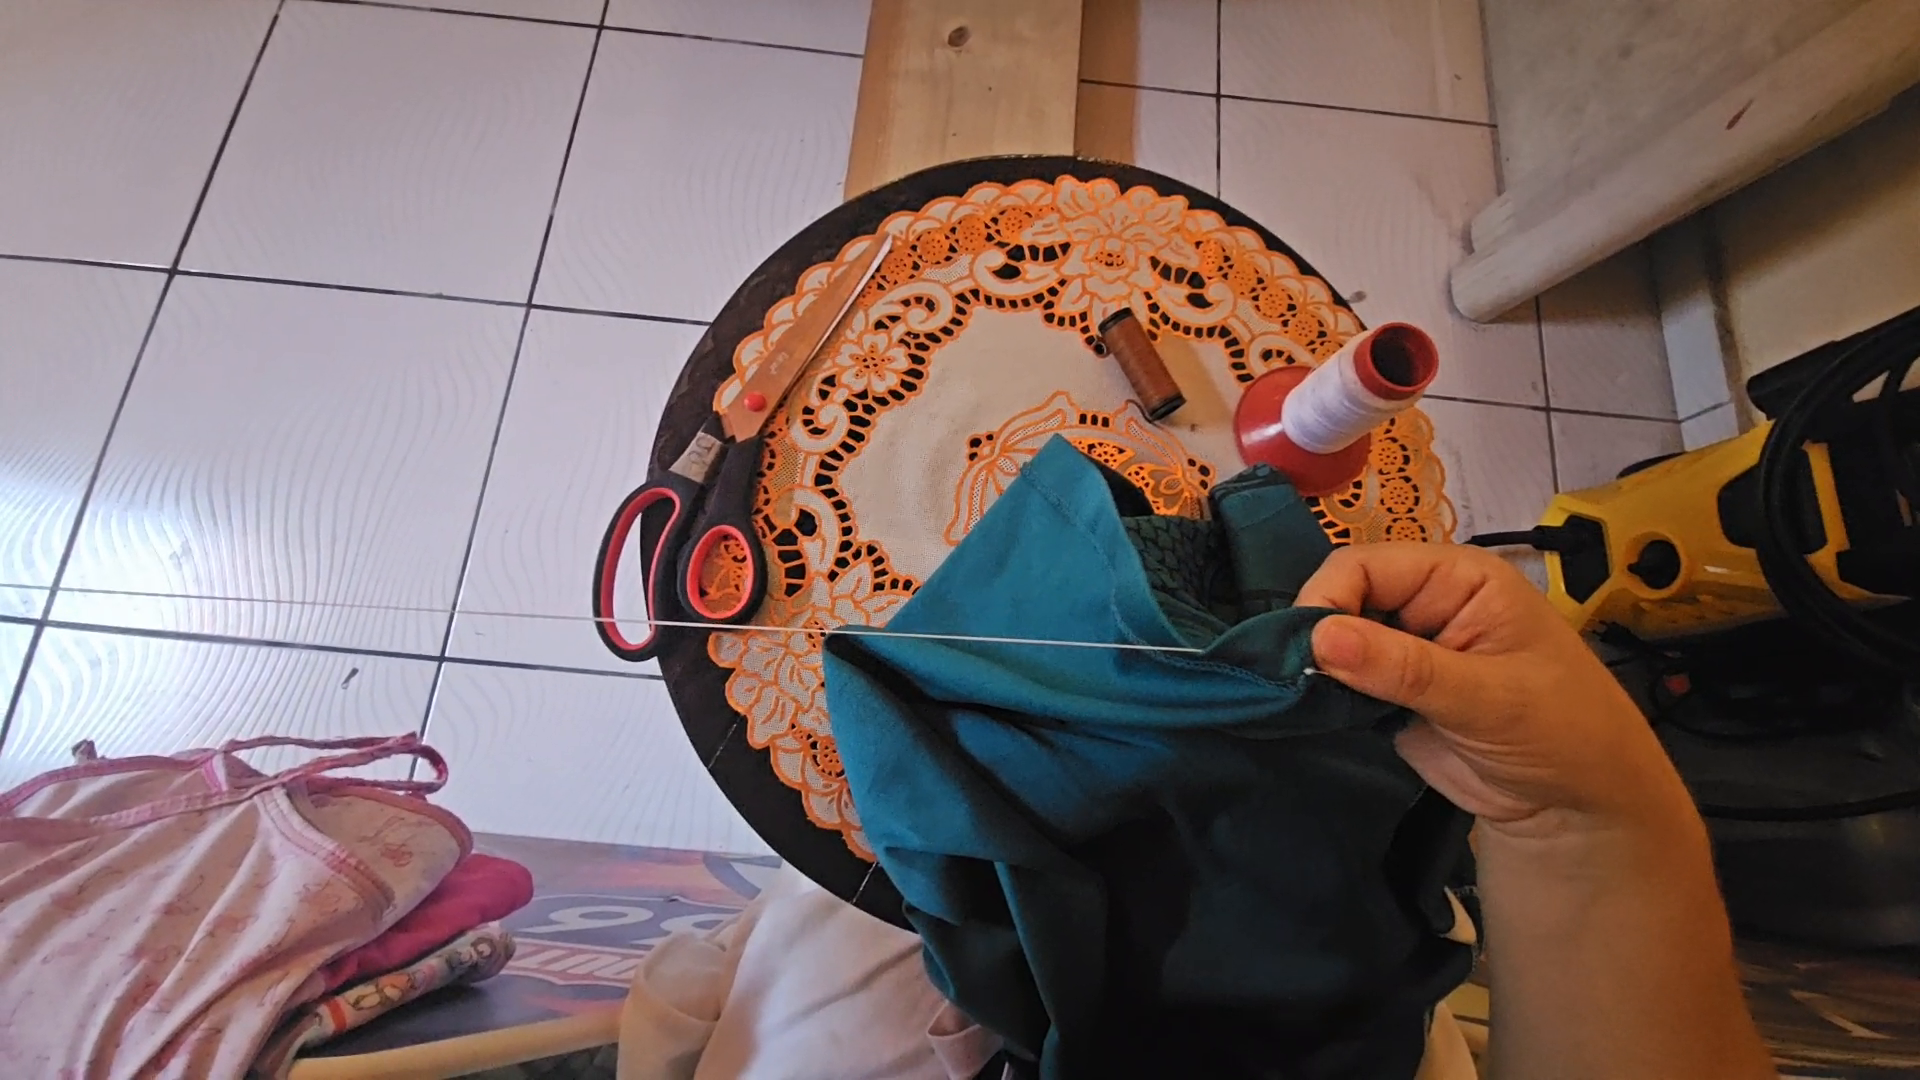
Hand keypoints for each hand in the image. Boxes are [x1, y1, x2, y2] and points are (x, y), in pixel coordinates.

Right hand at [1297, 543, 1691, 840]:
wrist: (1577, 814)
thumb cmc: (1565, 739)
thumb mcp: (1492, 700)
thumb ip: (1405, 668)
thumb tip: (1318, 638)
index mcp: (1455, 578)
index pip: (1363, 565)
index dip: (1327, 597)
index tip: (1306, 649)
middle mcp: (1422, 601)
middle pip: (1339, 594)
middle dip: (1316, 633)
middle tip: (1299, 678)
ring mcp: (1400, 644)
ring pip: (1330, 636)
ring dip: (1314, 664)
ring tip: (1304, 695)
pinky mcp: (1383, 685)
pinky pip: (1335, 673)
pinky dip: (1320, 689)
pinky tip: (1316, 706)